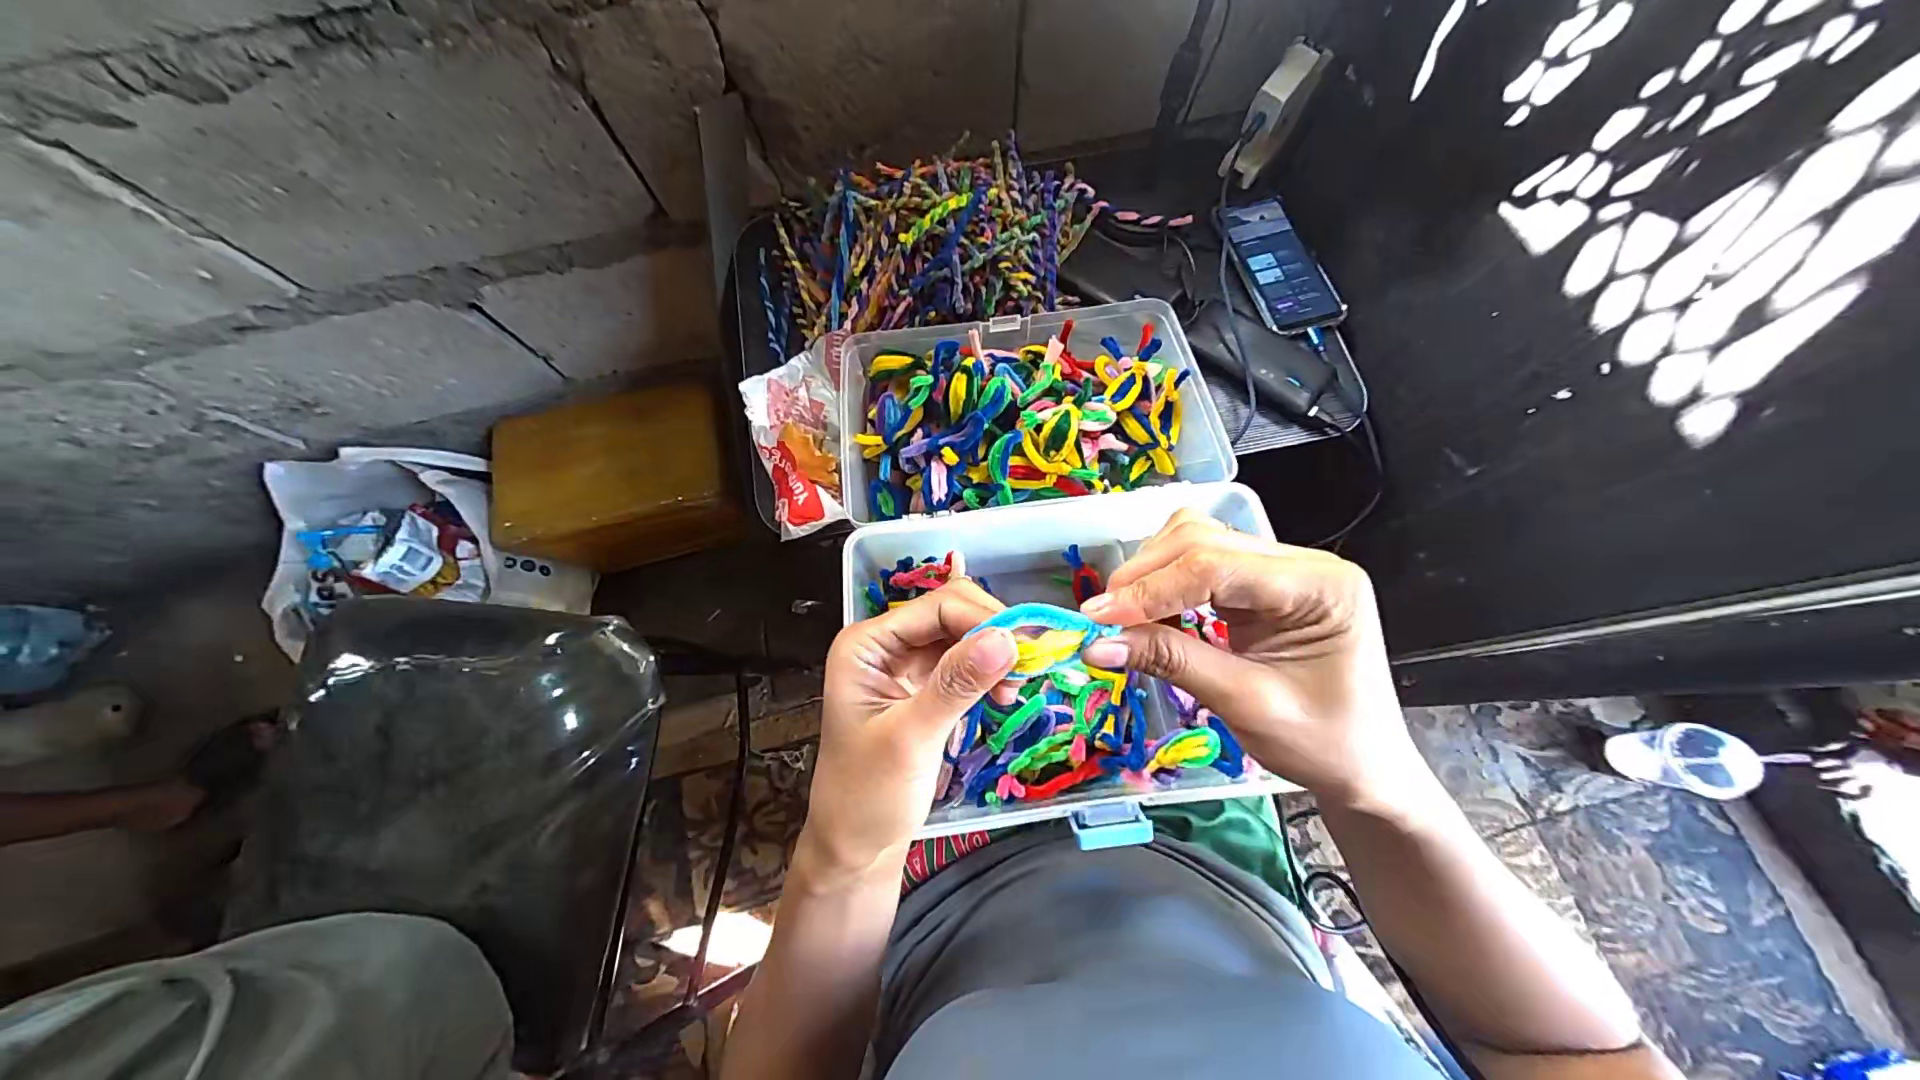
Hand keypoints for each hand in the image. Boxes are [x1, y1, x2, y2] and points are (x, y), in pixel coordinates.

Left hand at [803, 581, 1015, 879]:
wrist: (856, 845)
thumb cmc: (868, 796)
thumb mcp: (911, 739)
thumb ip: (956, 685)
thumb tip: (1006, 638)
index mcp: (866, 644)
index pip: (936, 608)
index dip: (983, 620)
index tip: (1025, 650)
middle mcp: (886, 643)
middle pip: (953, 611)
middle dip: (993, 632)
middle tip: (1026, 669)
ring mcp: (907, 663)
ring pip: (964, 633)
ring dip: (996, 651)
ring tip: (1016, 688)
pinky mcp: (926, 684)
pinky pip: (967, 660)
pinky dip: (990, 670)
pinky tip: (1004, 694)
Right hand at [1078, 510, 1428, 808]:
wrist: (1363, 767)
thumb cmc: (1323, 743)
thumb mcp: (1246, 704)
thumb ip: (1171, 662)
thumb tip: (1098, 644)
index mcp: (1319, 586)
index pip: (1216, 565)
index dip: (1150, 589)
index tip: (1098, 618)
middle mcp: (1301, 563)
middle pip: (1202, 540)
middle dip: (1144, 576)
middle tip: (1101, 619)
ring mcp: (1280, 569)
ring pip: (1195, 541)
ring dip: (1150, 573)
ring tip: (1121, 616)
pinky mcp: (1259, 585)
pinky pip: (1199, 565)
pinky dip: (1164, 584)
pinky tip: (1147, 612)